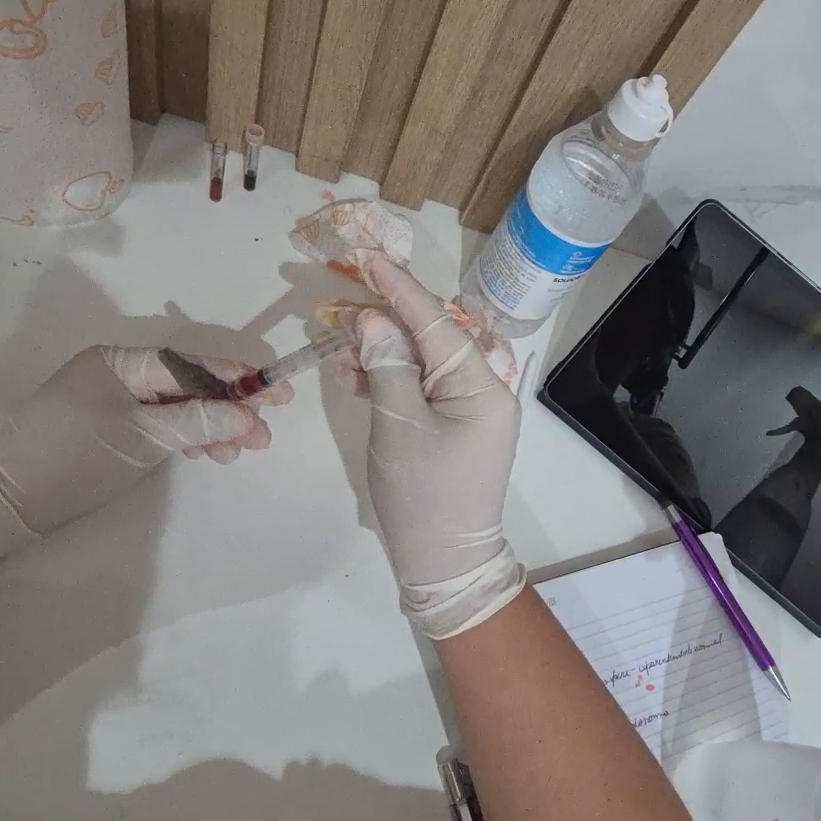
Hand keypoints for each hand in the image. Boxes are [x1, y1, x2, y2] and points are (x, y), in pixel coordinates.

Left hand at [0, 345, 289, 561]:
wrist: (9, 500)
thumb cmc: (75, 458)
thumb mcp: (143, 438)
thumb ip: (199, 421)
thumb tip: (248, 414)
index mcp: (122, 361)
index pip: (193, 364)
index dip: (239, 378)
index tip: (277, 393)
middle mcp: (122, 372)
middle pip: (192, 383)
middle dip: (230, 408)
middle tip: (262, 435)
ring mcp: (119, 399)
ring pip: (182, 406)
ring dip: (214, 427)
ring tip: (239, 452)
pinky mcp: (117, 425)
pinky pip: (165, 422)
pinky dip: (190, 437)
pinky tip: (210, 453)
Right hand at [347, 253, 523, 638]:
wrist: (444, 561)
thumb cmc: (423, 495)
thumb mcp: (399, 426)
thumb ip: (387, 366)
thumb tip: (373, 320)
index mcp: (481, 385)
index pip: (436, 323)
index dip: (400, 289)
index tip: (369, 259)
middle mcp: (482, 390)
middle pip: (430, 339)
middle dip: (385, 320)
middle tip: (340, 308)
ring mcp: (469, 409)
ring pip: (422, 363)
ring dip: (381, 351)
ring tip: (338, 342)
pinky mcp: (453, 426)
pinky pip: (421, 389)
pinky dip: (389, 380)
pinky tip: (354, 372)